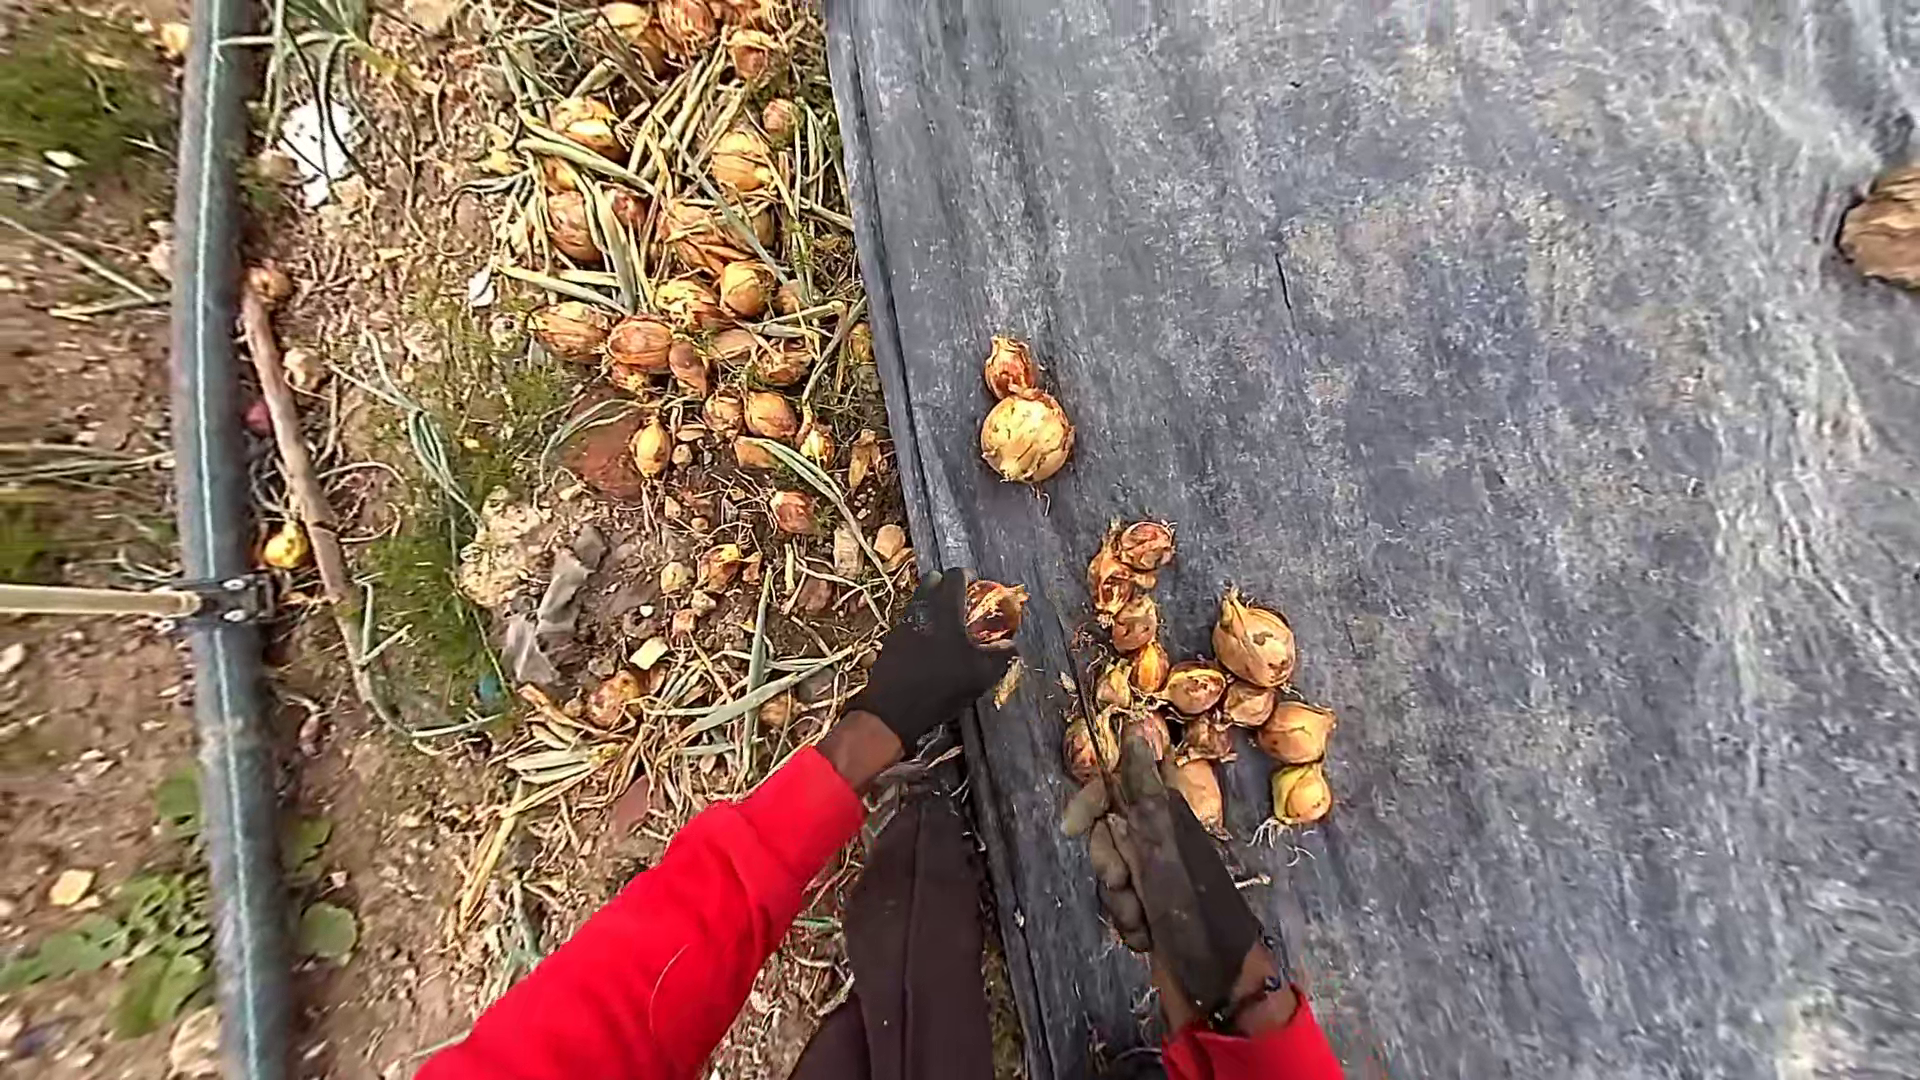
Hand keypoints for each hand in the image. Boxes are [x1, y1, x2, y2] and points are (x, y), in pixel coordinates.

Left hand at [848, 569, 1014, 749]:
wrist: (894, 708)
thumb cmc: (943, 684)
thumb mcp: (982, 672)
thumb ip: (1001, 654)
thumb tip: (1012, 645)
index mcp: (945, 607)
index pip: (956, 575)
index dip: (968, 576)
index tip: (977, 584)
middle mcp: (921, 607)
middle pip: (932, 580)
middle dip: (947, 584)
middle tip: (962, 600)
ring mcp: (902, 622)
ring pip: (919, 599)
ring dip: (933, 603)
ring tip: (948, 623)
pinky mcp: (891, 638)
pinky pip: (910, 619)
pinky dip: (922, 622)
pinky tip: (930, 644)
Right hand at [1064, 734, 1263, 1023]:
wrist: (1221, 988)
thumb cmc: (1193, 908)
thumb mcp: (1163, 842)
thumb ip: (1143, 785)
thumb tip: (1136, 725)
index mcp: (1164, 812)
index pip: (1113, 785)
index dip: (1090, 802)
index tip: (1073, 825)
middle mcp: (1157, 837)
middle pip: (1104, 829)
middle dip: (1108, 861)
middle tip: (1128, 882)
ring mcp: (1153, 874)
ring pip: (1108, 868)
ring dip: (1118, 897)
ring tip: (1143, 917)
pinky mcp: (1149, 907)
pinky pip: (1117, 901)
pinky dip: (1126, 920)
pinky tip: (1146, 936)